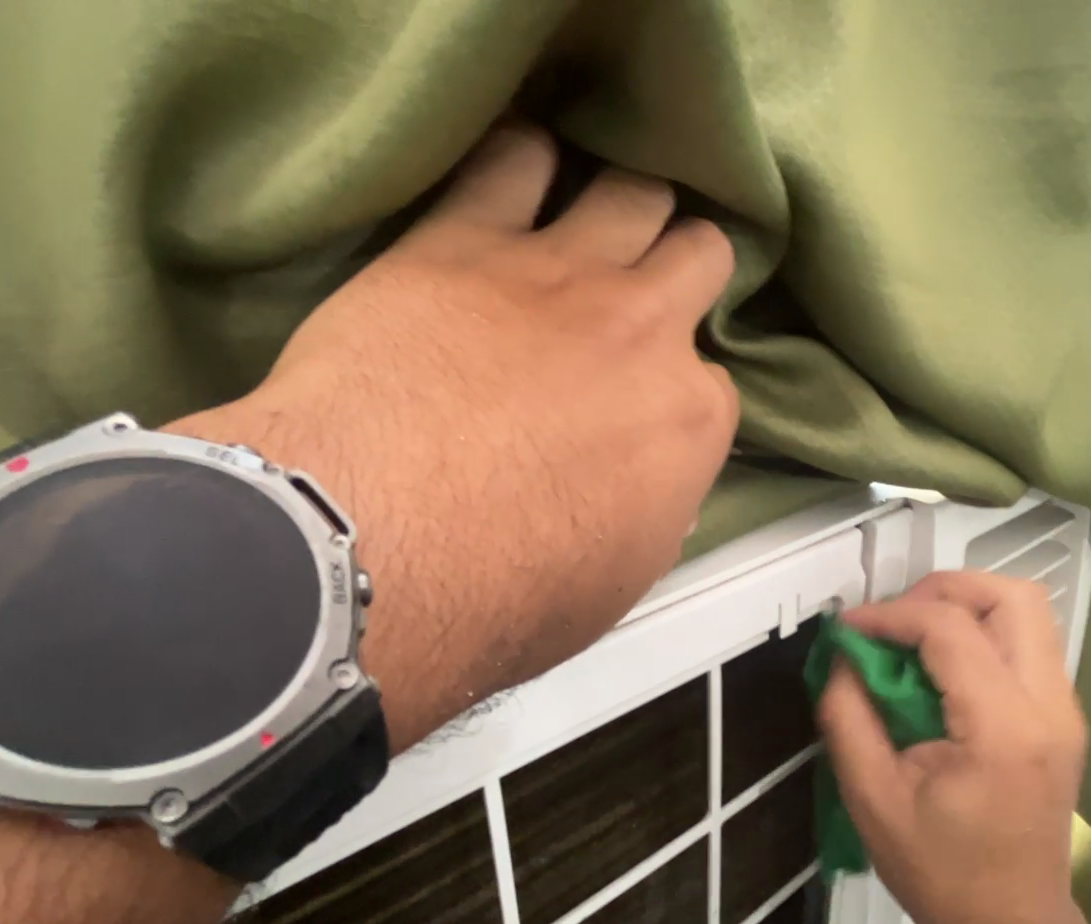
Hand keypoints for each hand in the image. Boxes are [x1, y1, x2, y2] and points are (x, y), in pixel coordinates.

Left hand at [174, 123, 738, 748]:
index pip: (712, 380)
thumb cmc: (505, 596)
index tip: (640, 407)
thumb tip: (651, 490)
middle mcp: (643, 329)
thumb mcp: (617, 580)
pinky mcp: (464, 242)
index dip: (677, 391)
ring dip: (621, 207)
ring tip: (587, 228)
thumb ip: (652, 512)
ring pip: (632, 191)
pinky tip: (516, 181)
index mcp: (689, 418)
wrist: (378, 554)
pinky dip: (524, 164)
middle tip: (636, 295)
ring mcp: (559, 275)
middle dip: (678, 269)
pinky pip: (515, 160)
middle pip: (696, 253)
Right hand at [817, 571, 1090, 923]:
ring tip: (913, 638)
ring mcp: (1066, 711)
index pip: (950, 628)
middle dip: (943, 589)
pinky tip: (939, 669)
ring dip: (965, 607)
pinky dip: (980, 634)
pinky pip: (1027, 645)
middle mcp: (1049, 707)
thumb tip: (843, 654)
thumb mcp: (869, 795)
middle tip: (893, 620)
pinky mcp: (1062, 720)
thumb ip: (848, 713)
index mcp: (1003, 728)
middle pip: (1011, 596)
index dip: (890, 614)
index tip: (848, 628)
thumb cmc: (938, 872)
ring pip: (1027, 612)